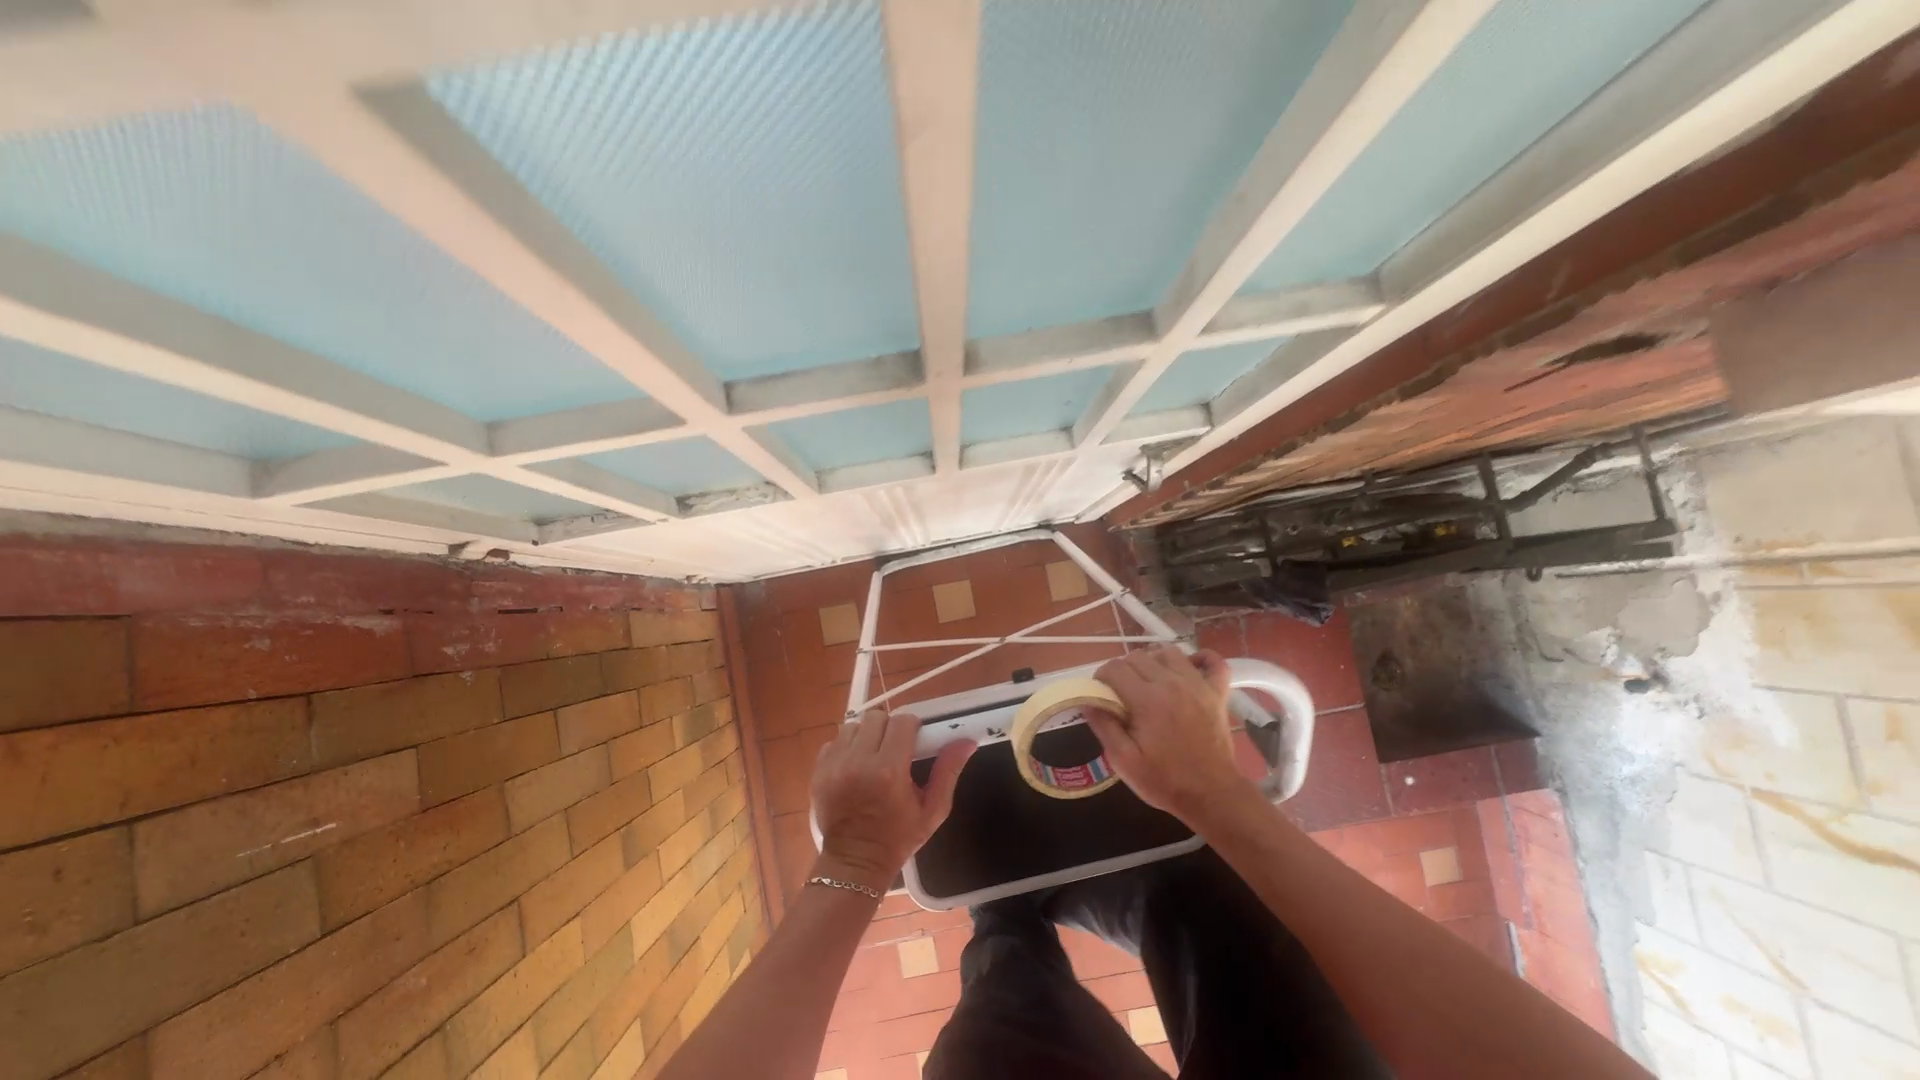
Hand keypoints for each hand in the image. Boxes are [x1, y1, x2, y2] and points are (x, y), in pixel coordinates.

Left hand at [811, 709, 974, 890]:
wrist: (855, 863)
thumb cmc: (899, 838)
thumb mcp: (932, 810)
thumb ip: (948, 771)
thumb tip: (967, 741)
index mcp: (889, 771)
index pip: (901, 722)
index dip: (912, 727)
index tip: (915, 740)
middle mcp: (858, 762)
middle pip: (876, 718)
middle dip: (889, 729)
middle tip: (896, 749)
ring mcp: (834, 766)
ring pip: (852, 726)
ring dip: (866, 736)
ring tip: (874, 757)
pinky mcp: (818, 771)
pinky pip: (834, 742)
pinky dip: (846, 748)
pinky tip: (855, 767)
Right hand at [1083, 645, 1254, 826]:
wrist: (1211, 795)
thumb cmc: (1164, 781)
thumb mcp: (1123, 761)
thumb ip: (1104, 726)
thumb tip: (1088, 701)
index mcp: (1148, 699)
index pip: (1115, 668)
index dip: (1101, 677)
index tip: (1101, 694)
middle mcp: (1173, 683)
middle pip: (1139, 656)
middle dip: (1123, 670)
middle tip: (1121, 694)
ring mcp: (1199, 685)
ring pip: (1169, 652)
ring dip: (1153, 661)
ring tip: (1148, 681)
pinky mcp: (1217, 693)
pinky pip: (1213, 662)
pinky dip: (1200, 659)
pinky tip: (1188, 669)